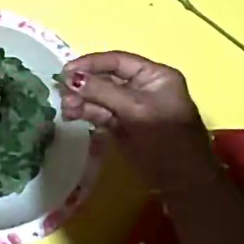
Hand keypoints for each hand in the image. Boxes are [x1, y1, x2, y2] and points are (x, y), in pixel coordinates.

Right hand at [61, 50, 218, 190]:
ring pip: (99, 96)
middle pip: (105, 78)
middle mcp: (141, 87)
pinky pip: (99, 113)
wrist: (182, 182)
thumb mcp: (136, 111)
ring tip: (66, 108)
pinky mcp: (120, 125)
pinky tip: (71, 115)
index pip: (118, 61)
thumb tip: (72, 78)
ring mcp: (130, 107)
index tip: (67, 71)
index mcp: (154, 76)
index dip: (91, 63)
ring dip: (80, 100)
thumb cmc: (167, 139)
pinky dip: (84, 112)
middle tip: (61, 91)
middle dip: (83, 84)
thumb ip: (103, 92)